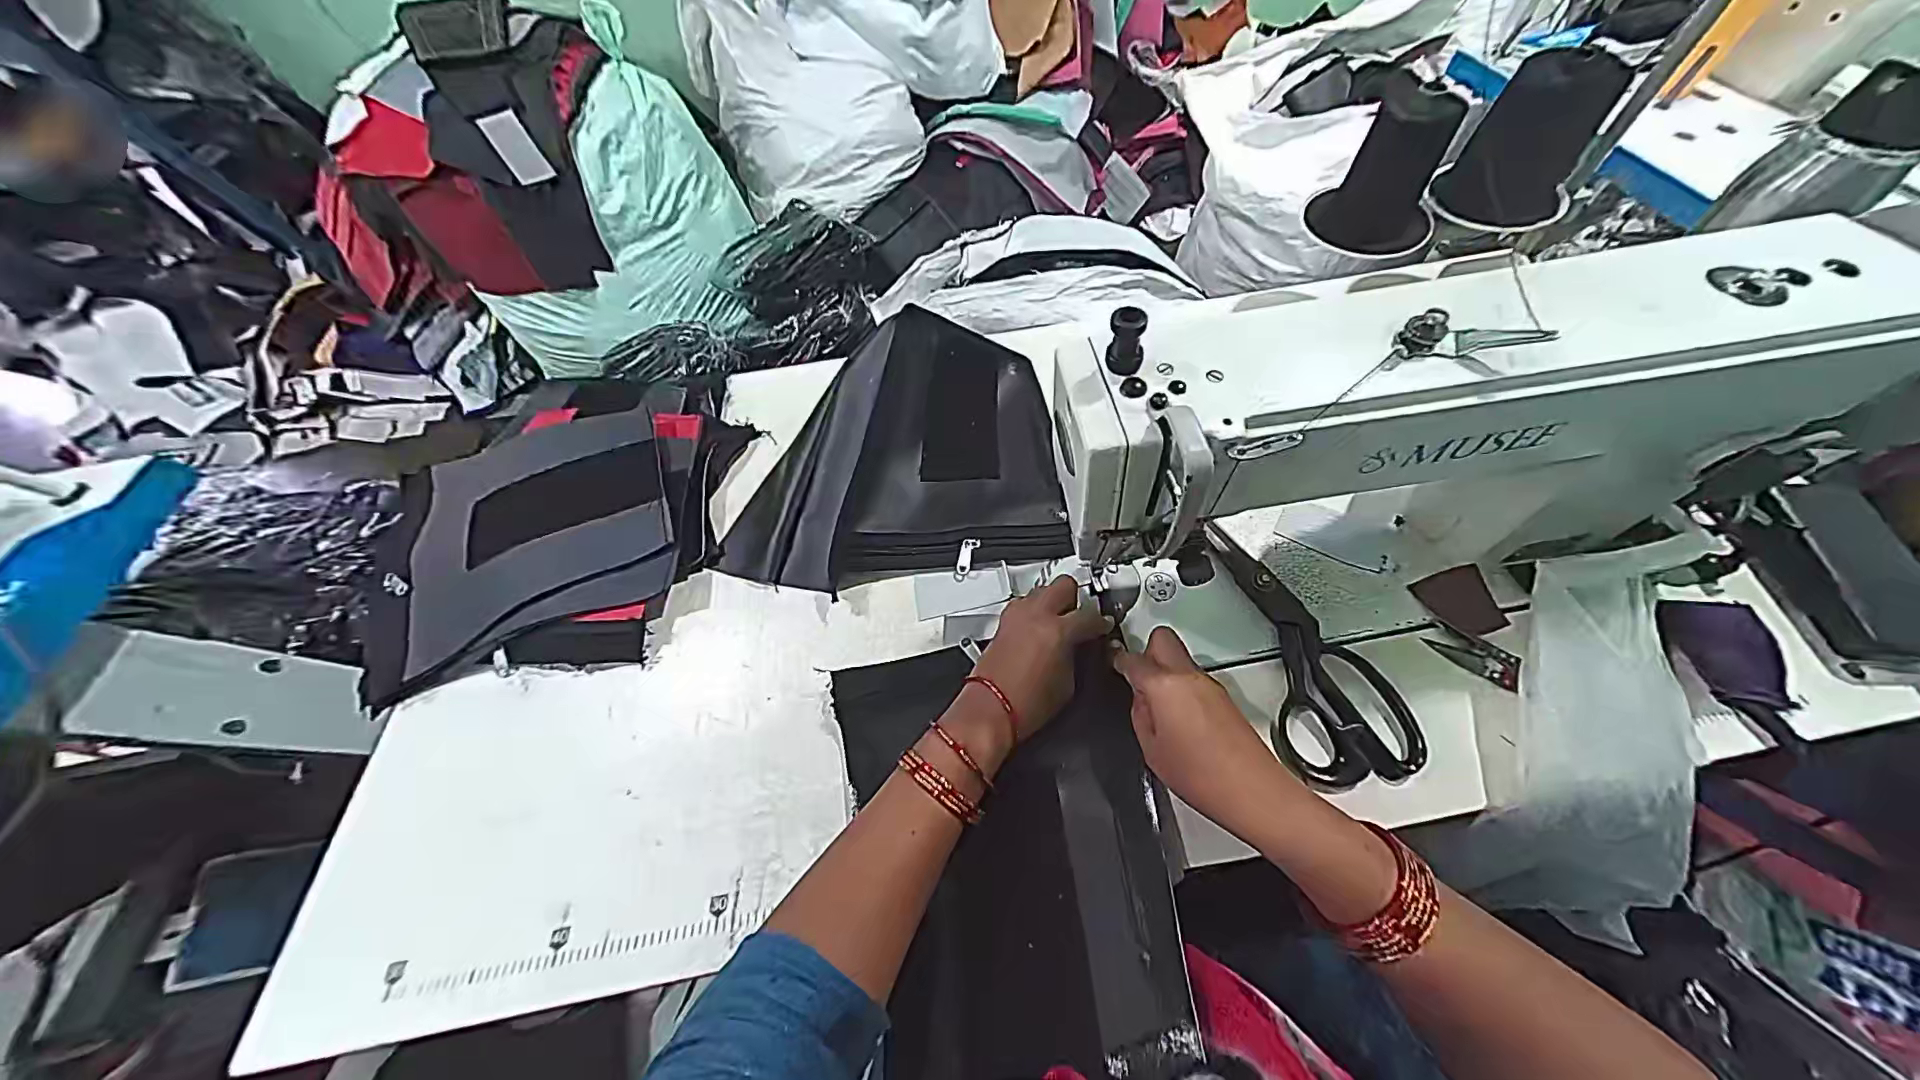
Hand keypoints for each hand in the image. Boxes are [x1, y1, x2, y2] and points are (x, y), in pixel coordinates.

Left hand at [969, 576, 1110, 742]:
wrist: (991, 709)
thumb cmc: (1023, 704)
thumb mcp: (1068, 683)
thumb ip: (1077, 655)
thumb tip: (1080, 647)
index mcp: (1057, 630)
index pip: (1090, 615)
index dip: (1101, 623)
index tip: (1102, 627)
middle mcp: (1035, 615)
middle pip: (1064, 585)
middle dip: (1076, 598)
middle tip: (1081, 615)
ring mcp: (1016, 616)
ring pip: (1041, 591)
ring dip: (1052, 602)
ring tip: (1060, 622)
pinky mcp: (1003, 623)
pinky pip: (1024, 605)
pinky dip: (1034, 612)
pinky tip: (1039, 629)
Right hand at [1111, 627, 1305, 836]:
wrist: (1253, 791)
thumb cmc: (1206, 776)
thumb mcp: (1151, 750)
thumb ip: (1139, 714)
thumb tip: (1139, 700)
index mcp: (1165, 686)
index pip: (1133, 658)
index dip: (1119, 659)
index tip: (1115, 663)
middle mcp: (1190, 677)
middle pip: (1163, 639)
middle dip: (1146, 650)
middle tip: (1137, 674)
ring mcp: (1211, 685)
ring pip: (1181, 659)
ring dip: (1167, 672)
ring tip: (1160, 707)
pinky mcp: (1225, 698)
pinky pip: (1196, 679)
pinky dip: (1184, 688)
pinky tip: (1180, 719)